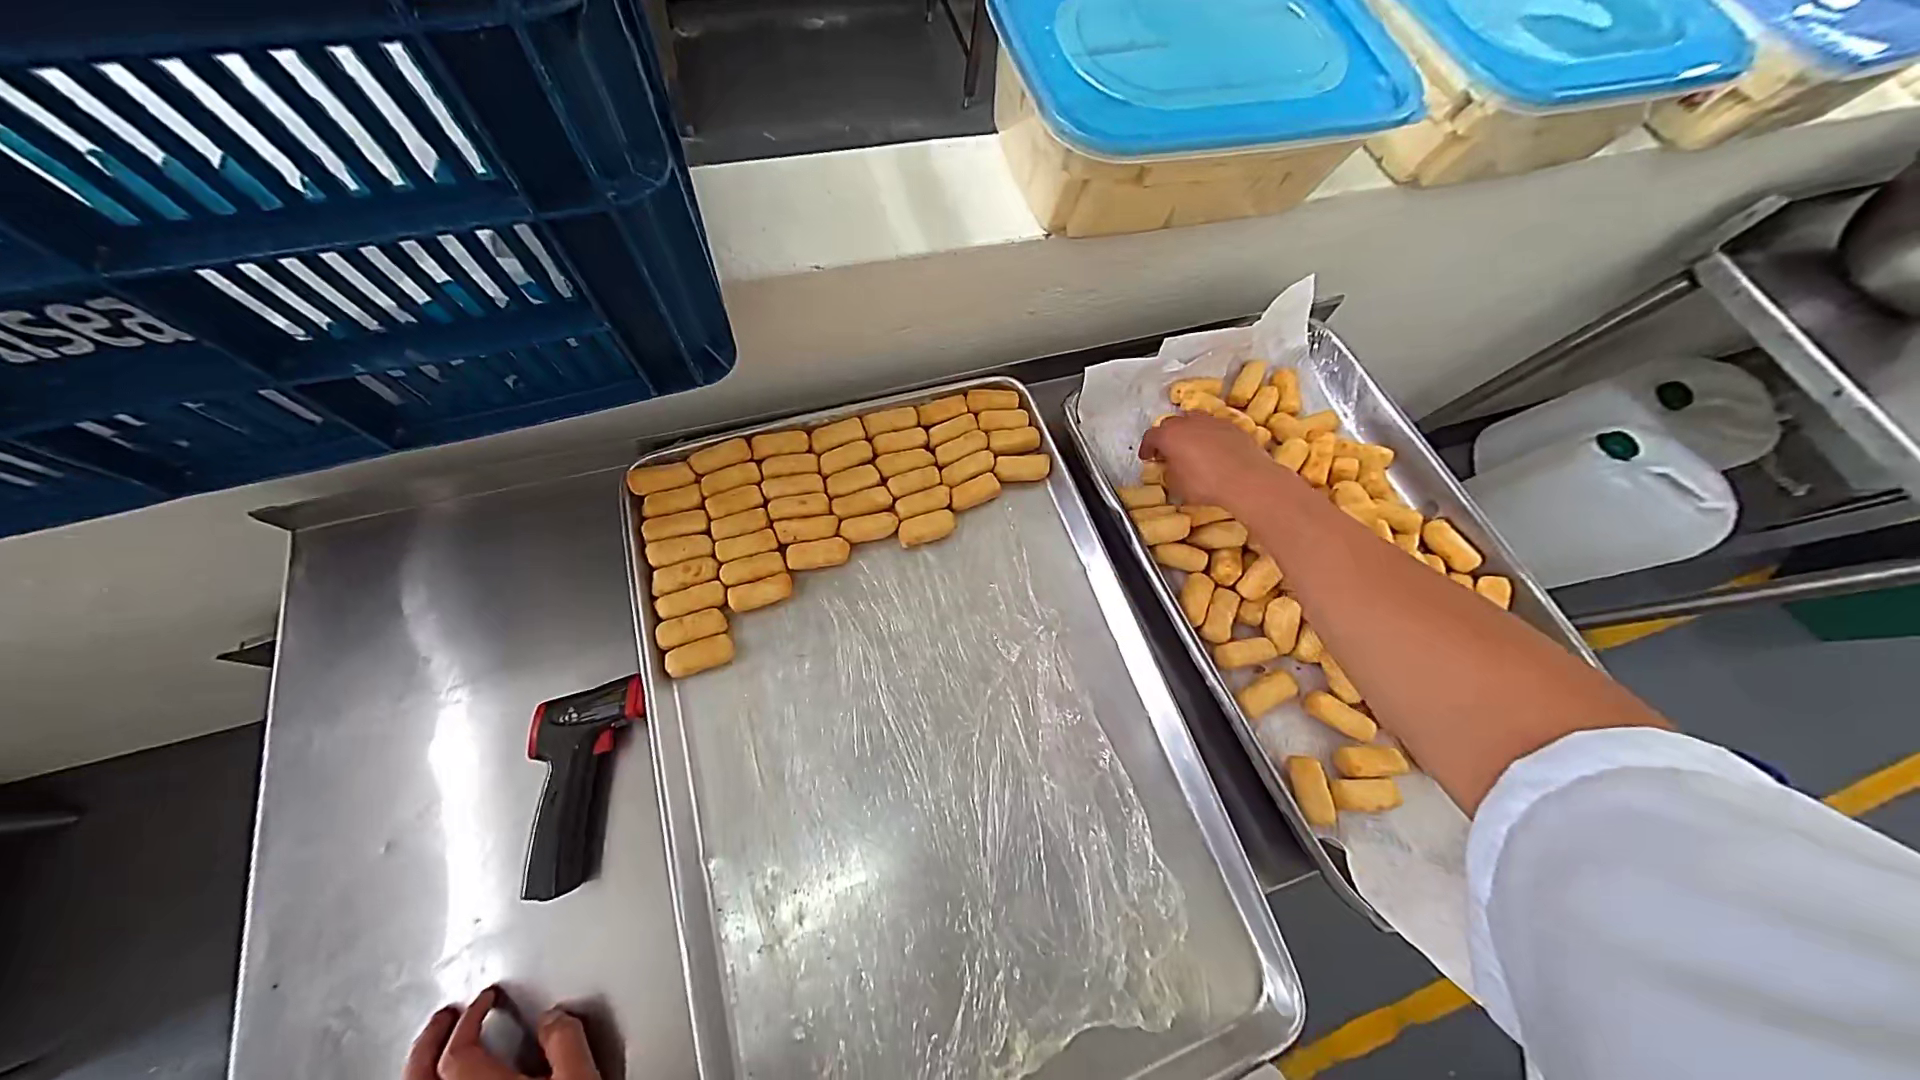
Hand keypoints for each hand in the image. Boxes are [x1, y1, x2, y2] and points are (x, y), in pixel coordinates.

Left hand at [405, 987, 600, 1079]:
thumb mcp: (580, 1076)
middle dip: (431, 1039)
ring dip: (424, 1066)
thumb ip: (566, 1040)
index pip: (458, 1049)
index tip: (486, 998)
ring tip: (439, 1044)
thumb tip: (554, 1016)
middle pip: (420, 1076)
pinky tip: (449, 1077)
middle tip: (447, 1013)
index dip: (471, 1017)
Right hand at [1139, 412, 1290, 514]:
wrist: (1246, 479)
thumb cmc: (1205, 484)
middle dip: (1166, 437)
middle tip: (1167, 452)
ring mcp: (1212, 421)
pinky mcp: (1232, 425)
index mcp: (1169, 435)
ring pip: (1193, 421)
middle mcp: (1188, 422)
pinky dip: (1209, 435)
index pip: (1150, 437)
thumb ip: (1168, 472)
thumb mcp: (1176, 485)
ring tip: (1190, 447)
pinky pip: (1214, 427)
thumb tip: (1169, 469)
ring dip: (1188, 432)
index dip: (1147, 448)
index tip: (1147, 457)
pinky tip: (1213, 450)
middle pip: (1170, 424)